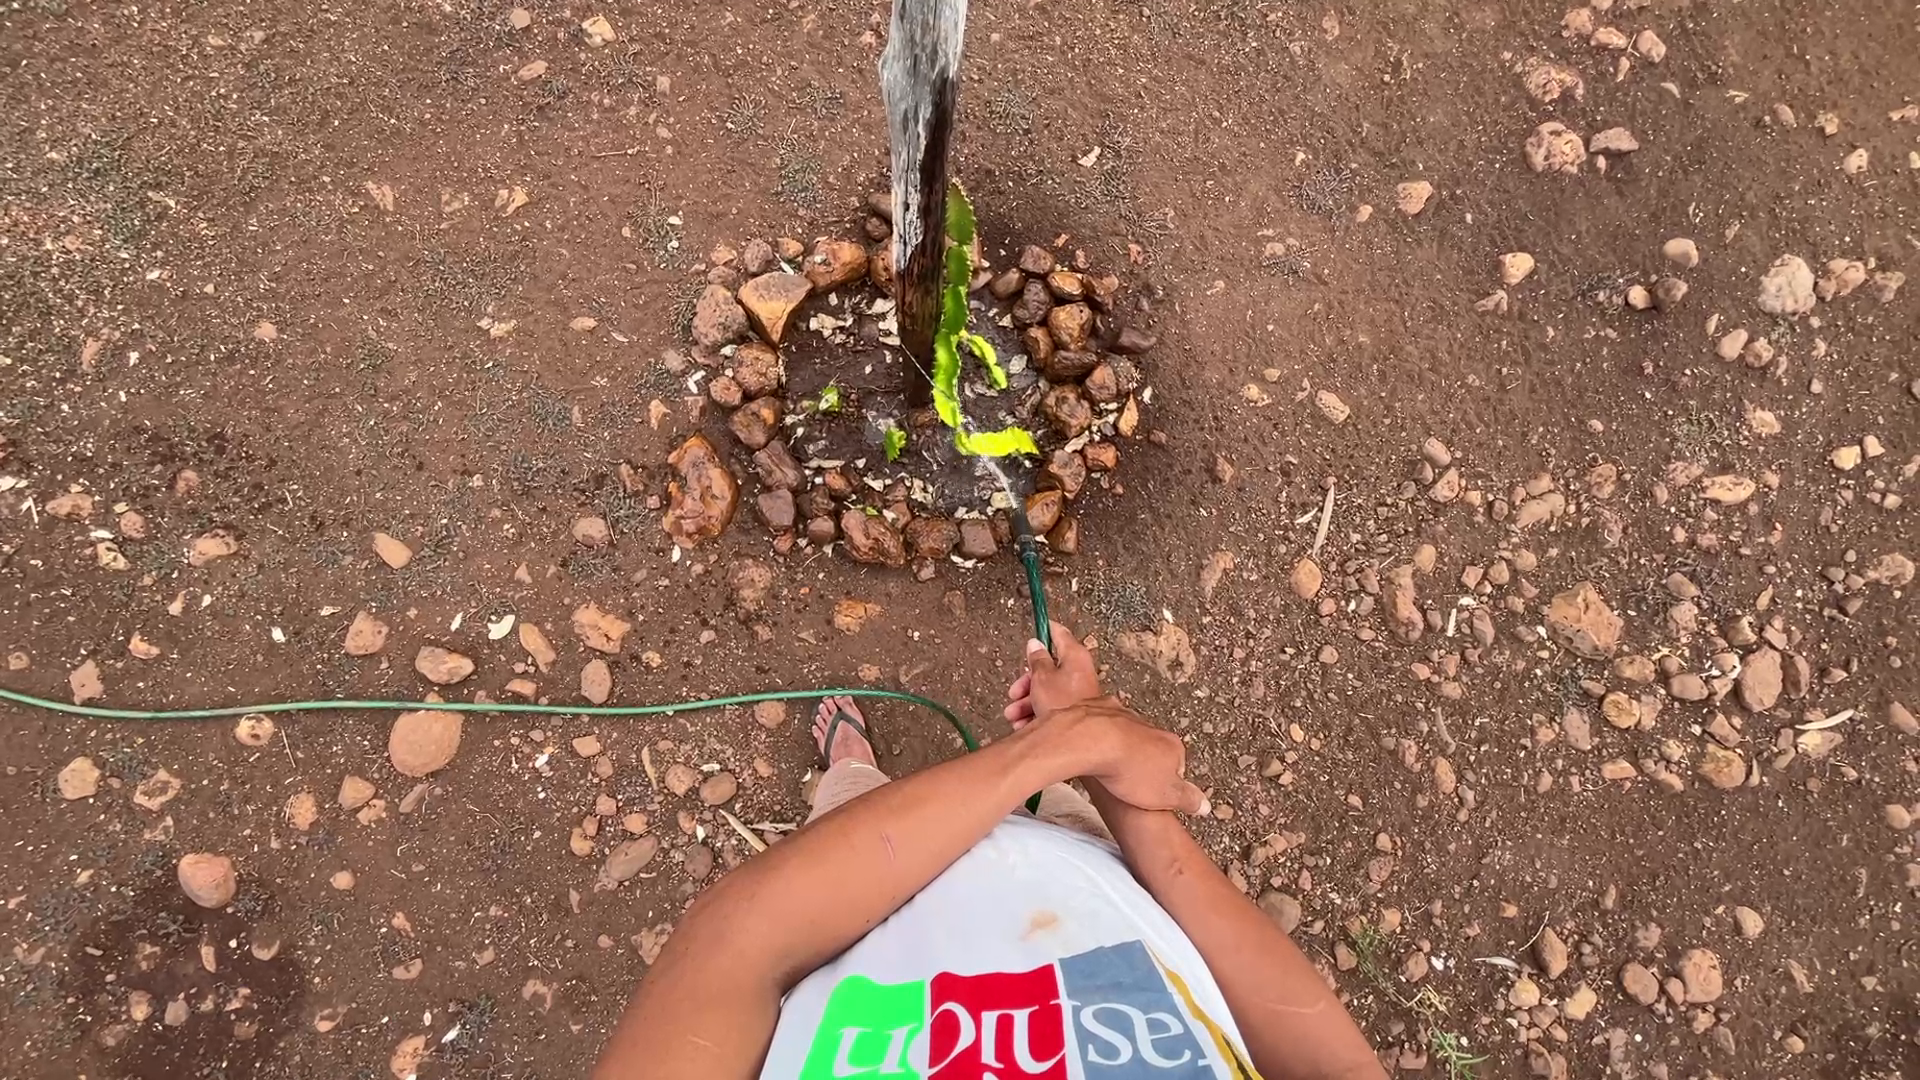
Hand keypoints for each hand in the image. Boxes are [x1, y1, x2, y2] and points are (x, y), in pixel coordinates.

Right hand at [1003, 621, 1102, 727]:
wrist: (1081, 738)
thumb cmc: (1065, 704)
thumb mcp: (1042, 677)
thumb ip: (1037, 659)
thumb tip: (1035, 644)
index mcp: (1074, 655)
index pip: (1058, 633)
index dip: (1044, 630)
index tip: (1036, 627)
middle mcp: (1079, 671)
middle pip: (1047, 667)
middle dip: (1027, 681)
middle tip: (1015, 692)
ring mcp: (1078, 690)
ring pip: (1048, 689)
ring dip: (1028, 701)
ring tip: (1015, 715)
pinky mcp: (1076, 709)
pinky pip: (1053, 705)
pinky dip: (1038, 712)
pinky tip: (1025, 723)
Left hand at [1049, 700, 1208, 815]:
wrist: (1090, 740)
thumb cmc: (1126, 768)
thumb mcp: (1165, 796)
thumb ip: (1188, 799)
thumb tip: (1204, 805)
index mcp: (1171, 745)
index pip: (1178, 765)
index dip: (1166, 781)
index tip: (1153, 793)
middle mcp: (1151, 725)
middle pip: (1152, 746)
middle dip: (1143, 760)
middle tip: (1129, 781)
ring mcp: (1124, 714)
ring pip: (1128, 731)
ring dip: (1121, 744)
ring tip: (1108, 765)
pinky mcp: (1098, 707)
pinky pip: (1101, 719)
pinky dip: (1098, 730)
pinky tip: (1090, 745)